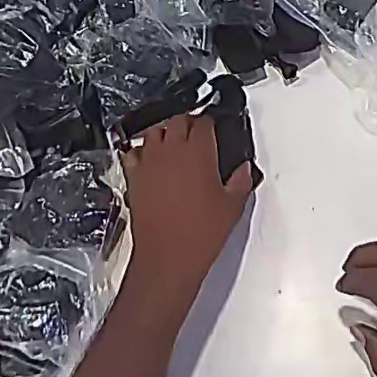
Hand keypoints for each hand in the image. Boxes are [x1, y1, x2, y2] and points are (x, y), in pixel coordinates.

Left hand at [122, 114, 255, 308]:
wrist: (167, 256)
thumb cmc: (197, 234)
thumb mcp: (232, 206)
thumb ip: (240, 180)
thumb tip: (243, 170)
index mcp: (198, 151)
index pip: (203, 121)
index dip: (210, 122)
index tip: (213, 128)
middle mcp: (171, 150)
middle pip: (178, 119)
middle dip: (188, 122)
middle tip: (196, 132)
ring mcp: (149, 161)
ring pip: (154, 131)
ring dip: (165, 133)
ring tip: (174, 143)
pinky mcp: (134, 176)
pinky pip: (133, 152)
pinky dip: (141, 151)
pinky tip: (149, 159)